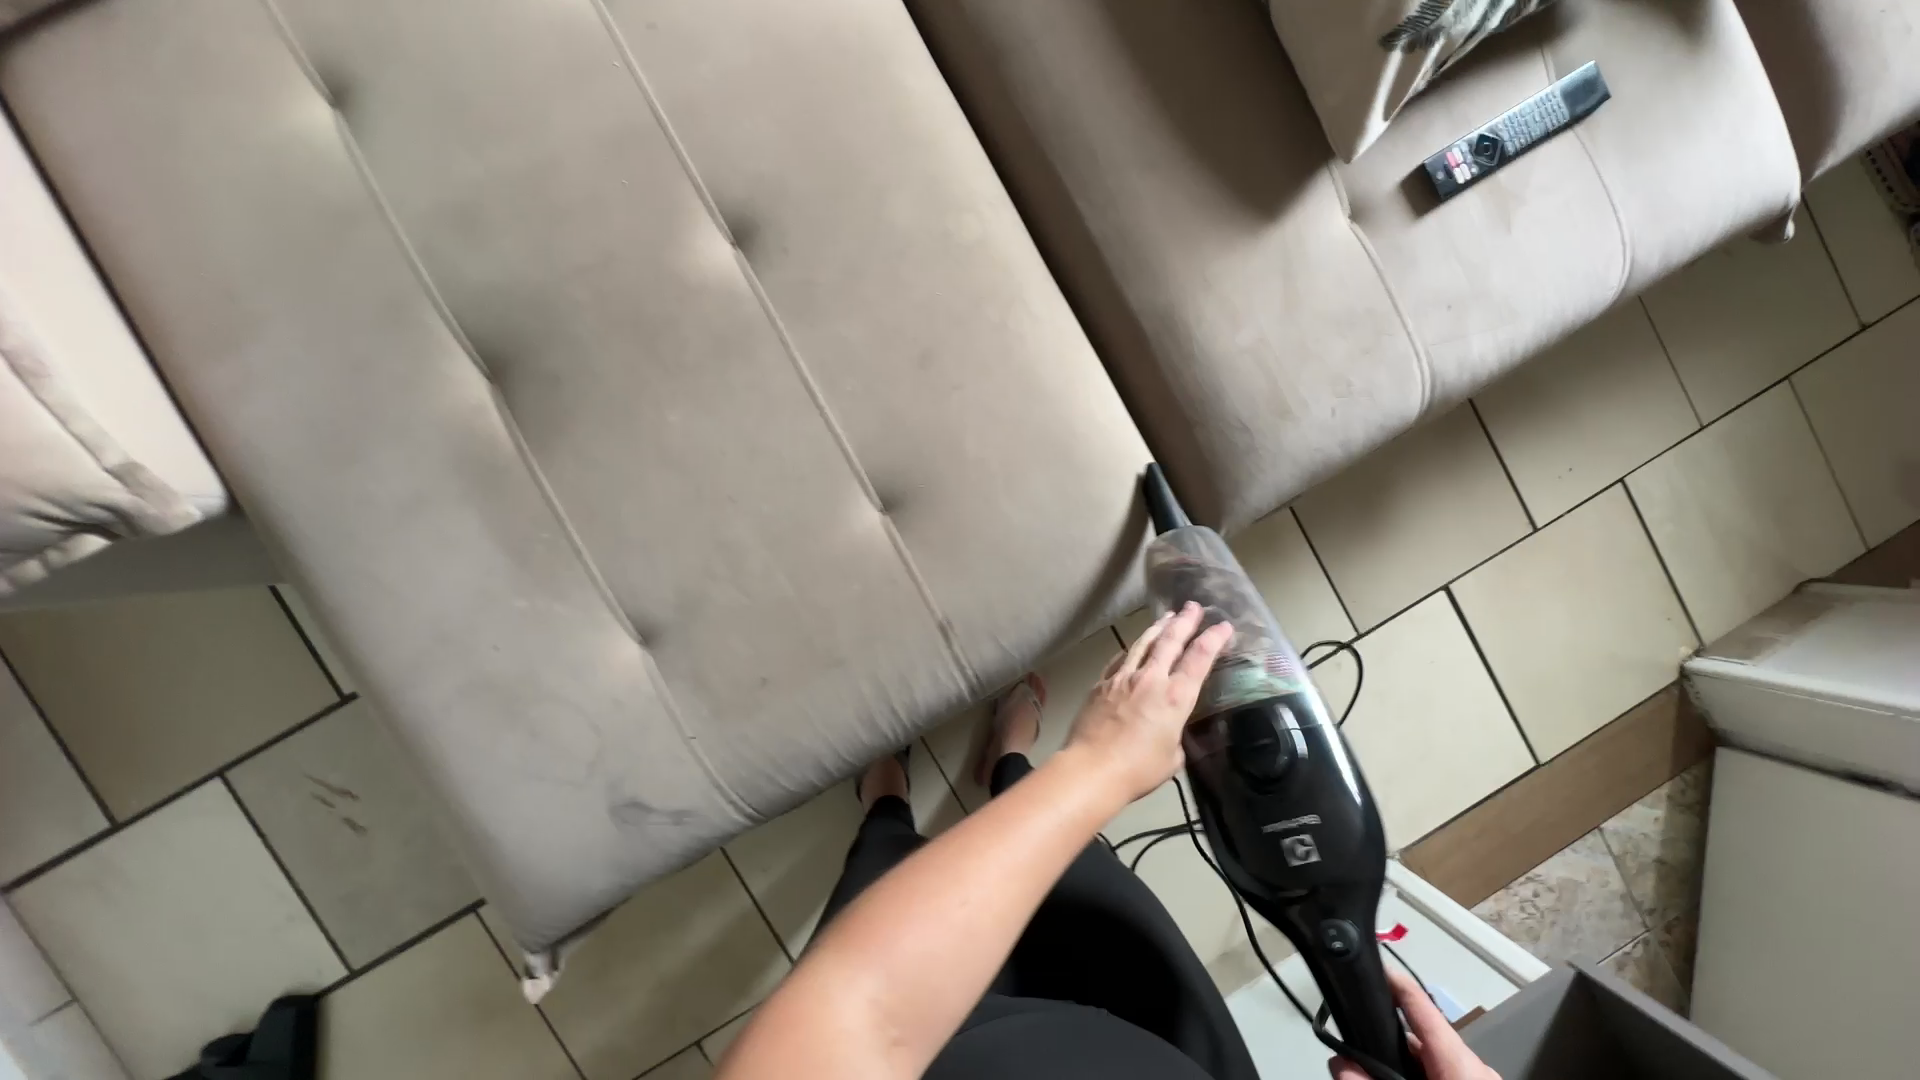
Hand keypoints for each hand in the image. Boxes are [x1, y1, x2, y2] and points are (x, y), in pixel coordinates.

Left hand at [1062, 602, 1232, 800]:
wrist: (1093, 767)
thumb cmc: (1138, 769)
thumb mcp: (1172, 757)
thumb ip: (1174, 737)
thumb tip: (1168, 732)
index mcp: (1175, 697)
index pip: (1200, 659)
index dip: (1214, 639)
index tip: (1223, 625)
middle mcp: (1150, 679)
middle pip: (1170, 641)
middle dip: (1185, 622)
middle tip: (1193, 606)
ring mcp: (1122, 678)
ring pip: (1142, 644)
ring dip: (1157, 628)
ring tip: (1167, 617)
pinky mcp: (1100, 684)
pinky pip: (1119, 660)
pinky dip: (1130, 651)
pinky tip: (1131, 648)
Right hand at [1329, 971, 1499, 1079]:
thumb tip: (1340, 1065)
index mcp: (1462, 1064)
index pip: (1421, 1006)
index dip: (1393, 981)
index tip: (1368, 962)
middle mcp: (1475, 1069)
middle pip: (1418, 1041)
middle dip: (1381, 1045)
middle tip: (1349, 1060)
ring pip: (1428, 1065)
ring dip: (1398, 1069)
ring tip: (1368, 1078)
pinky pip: (1440, 1078)